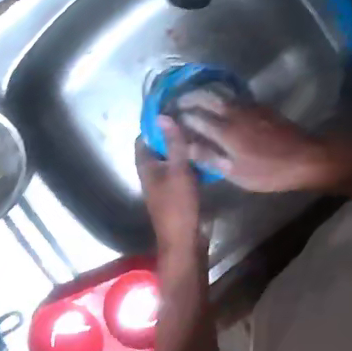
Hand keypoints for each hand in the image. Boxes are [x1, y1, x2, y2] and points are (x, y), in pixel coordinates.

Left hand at [136, 117, 201, 261]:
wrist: (185, 240)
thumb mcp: (178, 170)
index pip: (144, 137)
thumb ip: (173, 143)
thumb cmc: (178, 205)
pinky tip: (207, 155)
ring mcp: (164, 184)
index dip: (156, 124)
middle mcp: (152, 173)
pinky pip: (182, 171)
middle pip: (159, 147)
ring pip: (172, 159)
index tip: (174, 110)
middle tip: (192, 119)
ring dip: (183, 148)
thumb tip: (163, 116)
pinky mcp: (178, 193)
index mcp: (146, 166)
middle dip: (173, 134)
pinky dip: (191, 162)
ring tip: (202, 133)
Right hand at [172, 93, 351, 193]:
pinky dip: (222, 98)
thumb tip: (185, 147)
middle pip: (206, 98)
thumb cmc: (269, 171)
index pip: (194, 117)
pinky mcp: (262, 107)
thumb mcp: (235, 172)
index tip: (166, 115)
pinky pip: (235, 98)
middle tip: (177, 101)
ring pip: (221, 95)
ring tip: (193, 99)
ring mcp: (249, 107)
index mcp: (224, 130)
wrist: (306, 157)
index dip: (178, 116)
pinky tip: (221, 105)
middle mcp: (234, 112)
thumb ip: (208, 157)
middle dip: (188, 97)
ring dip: (204, 94)